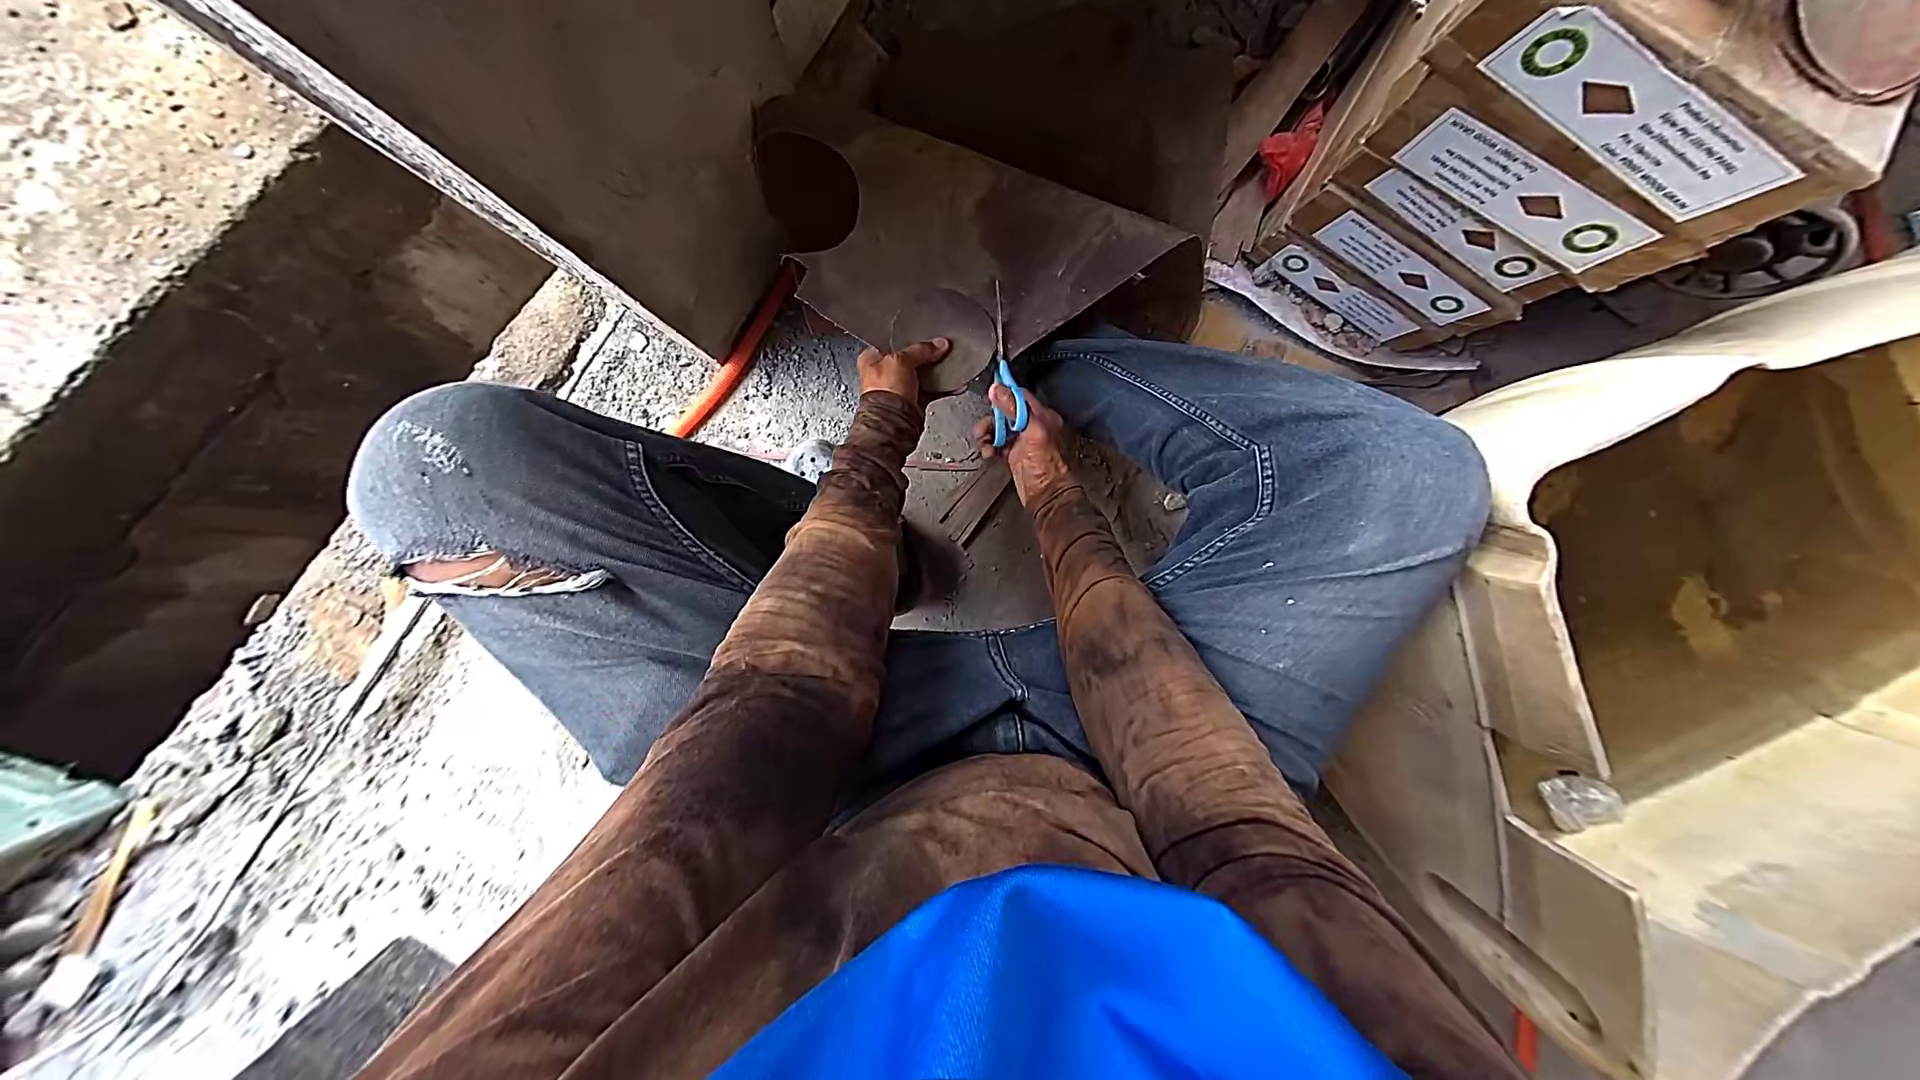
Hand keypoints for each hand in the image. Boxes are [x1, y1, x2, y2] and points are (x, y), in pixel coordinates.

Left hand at [857, 338, 949, 408]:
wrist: (893, 423)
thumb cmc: (884, 393)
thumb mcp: (901, 360)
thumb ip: (921, 350)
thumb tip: (937, 344)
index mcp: (872, 359)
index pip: (893, 342)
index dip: (909, 338)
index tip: (926, 336)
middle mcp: (885, 374)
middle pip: (911, 359)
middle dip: (927, 356)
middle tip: (941, 349)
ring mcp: (900, 389)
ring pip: (923, 375)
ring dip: (938, 372)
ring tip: (951, 364)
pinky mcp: (913, 402)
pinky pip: (932, 391)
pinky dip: (944, 388)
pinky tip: (956, 384)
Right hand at [973, 382, 1072, 504]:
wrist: (1046, 496)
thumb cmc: (1047, 468)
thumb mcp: (1033, 431)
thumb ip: (1015, 409)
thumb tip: (999, 390)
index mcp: (1042, 416)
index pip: (1021, 396)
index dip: (1005, 393)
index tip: (991, 392)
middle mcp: (1032, 426)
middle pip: (1005, 412)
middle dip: (992, 418)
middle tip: (985, 428)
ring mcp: (1022, 441)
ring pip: (998, 428)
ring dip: (987, 433)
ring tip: (985, 443)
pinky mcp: (1013, 454)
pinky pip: (996, 443)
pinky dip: (989, 446)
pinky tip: (988, 452)